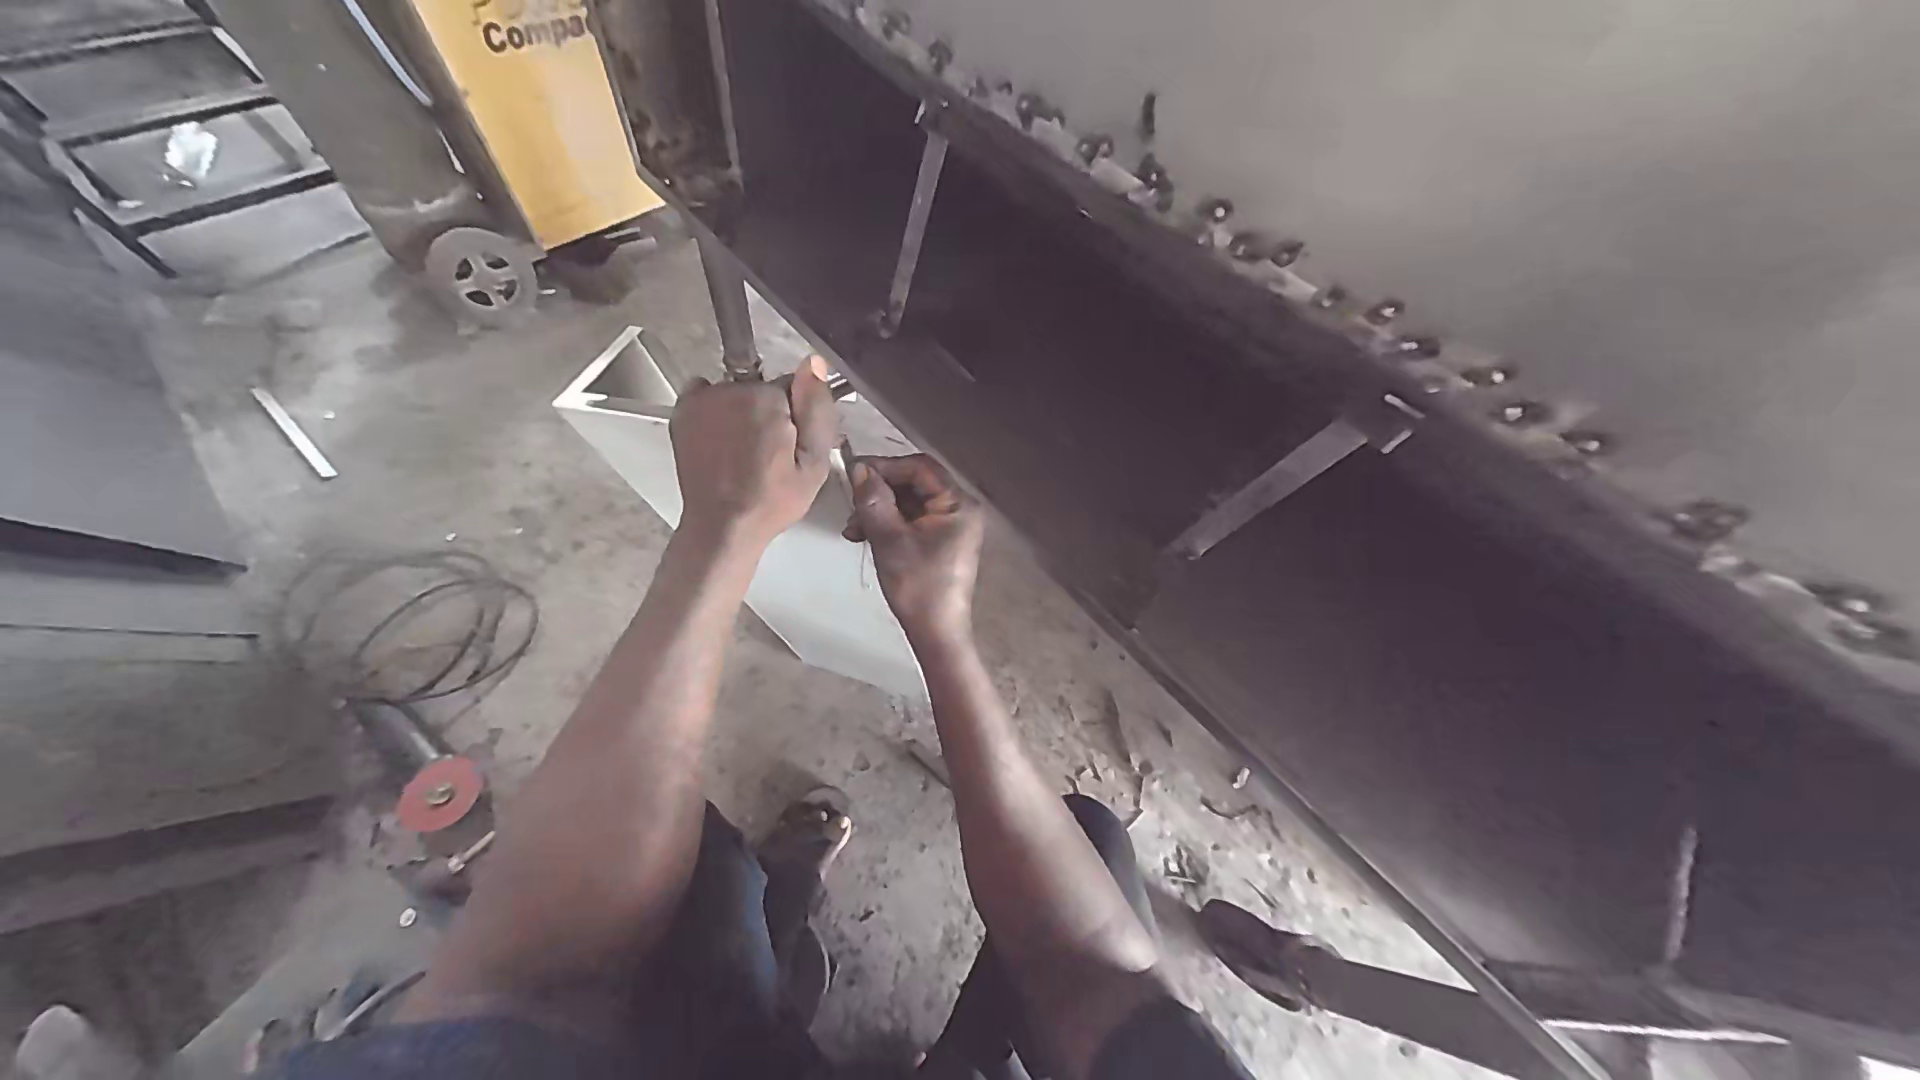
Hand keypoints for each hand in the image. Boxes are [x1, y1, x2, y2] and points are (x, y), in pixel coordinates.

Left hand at [670, 355, 838, 547]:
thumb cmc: (771, 501)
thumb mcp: (814, 464)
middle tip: (774, 455)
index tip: (795, 445)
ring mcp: (702, 401)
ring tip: (747, 454)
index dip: (801, 417)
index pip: (797, 387)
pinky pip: (706, 395)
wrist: (724, 526)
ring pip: (738, 394)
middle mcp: (731, 391)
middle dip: (773, 415)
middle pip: (765, 389)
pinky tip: (724, 441)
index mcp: (767, 400)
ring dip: (745, 414)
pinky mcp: (683, 413)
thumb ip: (817, 410)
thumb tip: (814, 363)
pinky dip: (716, 410)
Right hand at [844, 454, 983, 641]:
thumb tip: (859, 469)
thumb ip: (873, 500)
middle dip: (880, 492)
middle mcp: (960, 509)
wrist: (937, 632)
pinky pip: (912, 521)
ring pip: (910, 503)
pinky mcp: (941, 542)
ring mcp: (952, 526)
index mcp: (958, 504)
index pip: (920, 467)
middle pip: (915, 484)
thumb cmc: (918, 586)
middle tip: (852, 507)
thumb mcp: (890, 540)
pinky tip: (864, 537)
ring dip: (879, 510)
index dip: (886, 466)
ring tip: (854, 530)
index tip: (855, 475)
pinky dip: (889, 525)